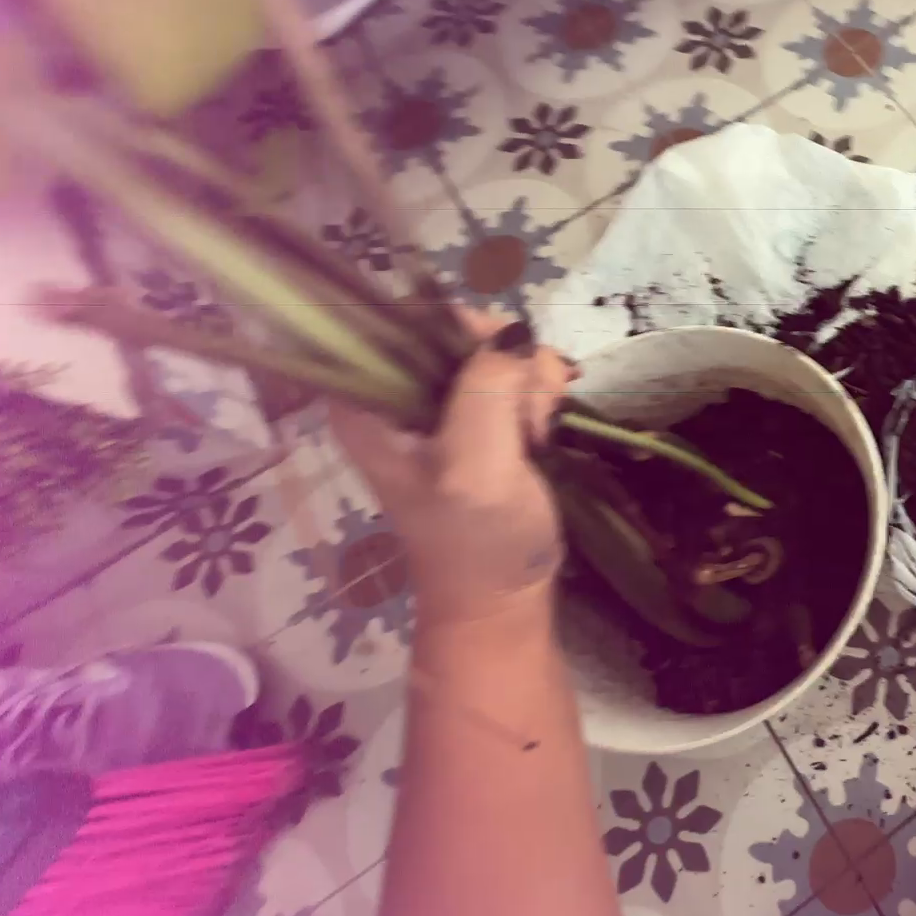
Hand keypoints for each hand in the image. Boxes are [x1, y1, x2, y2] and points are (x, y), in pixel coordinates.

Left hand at [331, 314, 576, 629]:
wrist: (506, 595)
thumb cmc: (479, 540)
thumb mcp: (477, 466)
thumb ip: (485, 393)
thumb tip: (515, 334)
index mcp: (370, 401)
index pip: (412, 320)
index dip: (467, 333)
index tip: (503, 373)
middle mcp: (403, 394)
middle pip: (468, 331)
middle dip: (512, 366)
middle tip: (524, 421)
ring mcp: (448, 407)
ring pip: (504, 353)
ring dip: (535, 386)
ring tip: (535, 437)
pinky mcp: (487, 421)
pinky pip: (522, 379)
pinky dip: (544, 397)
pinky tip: (545, 433)